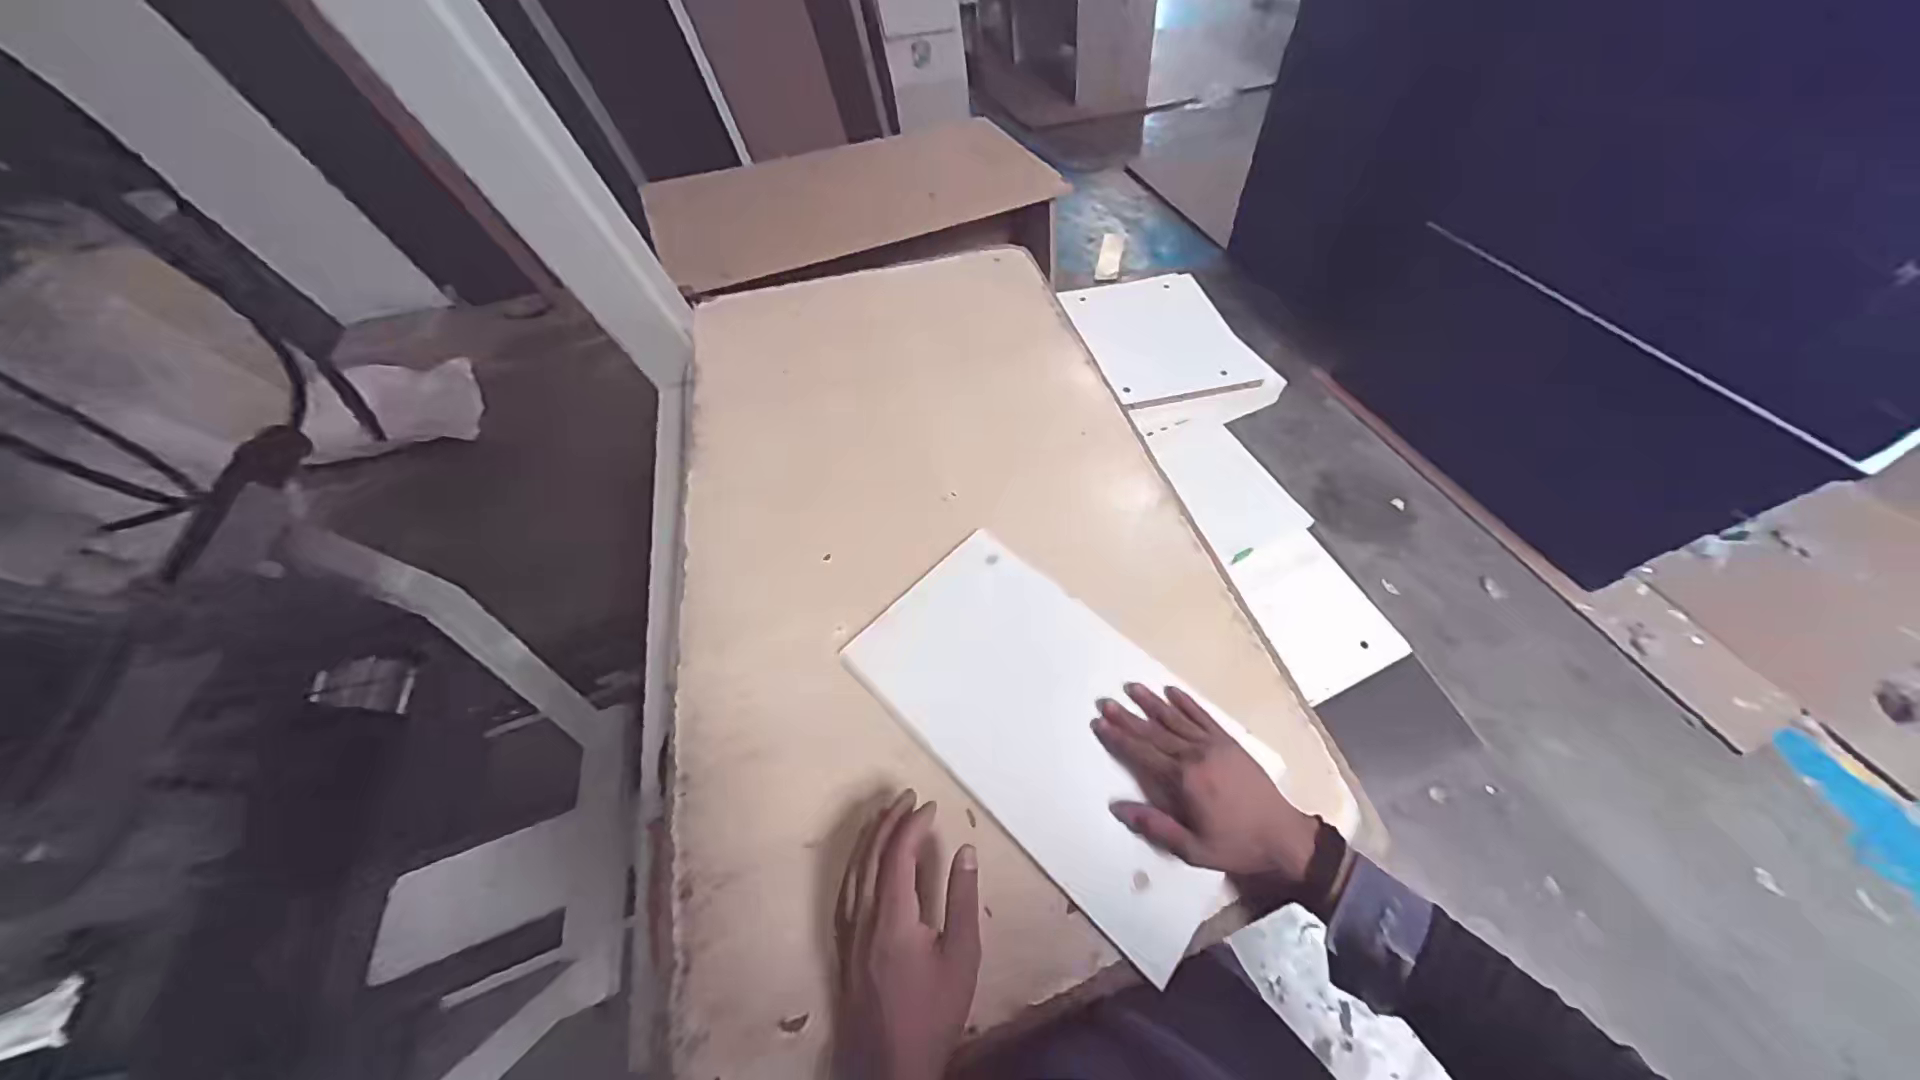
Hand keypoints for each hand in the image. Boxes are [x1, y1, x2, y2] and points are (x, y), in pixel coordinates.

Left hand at [835, 790, 980, 1079]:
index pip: (898, 853)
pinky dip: (857, 860)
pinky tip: (864, 857)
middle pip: (871, 854)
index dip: (912, 824)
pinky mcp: (843, 943)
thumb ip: (963, 900)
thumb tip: (966, 851)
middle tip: (908, 797)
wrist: (888, 1067)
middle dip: (889, 820)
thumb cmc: (932, 1012)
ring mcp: (848, 929)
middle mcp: (864, 915)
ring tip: (886, 814)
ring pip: (854, 868)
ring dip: (870, 836)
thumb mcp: (962, 957)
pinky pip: (846, 887)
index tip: (930, 806)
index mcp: (893, 916)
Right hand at [1093, 683, 1334, 909]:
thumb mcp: (1193, 849)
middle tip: (1107, 702)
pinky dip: (1186, 703)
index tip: (1100, 724)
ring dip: (1152, 703)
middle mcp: (1195, 755)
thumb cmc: (1237, 845)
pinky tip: (1172, 692)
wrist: (1284, 836)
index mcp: (1184, 780)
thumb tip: (1119, 808)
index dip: (1119, 739)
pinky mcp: (1228, 742)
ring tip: (1132, 688)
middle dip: (1128, 717)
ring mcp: (1213, 745)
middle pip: (1154, 732)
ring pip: (1175, 719)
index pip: (1142, 754)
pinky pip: (1203, 717)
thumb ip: (1155, 826)